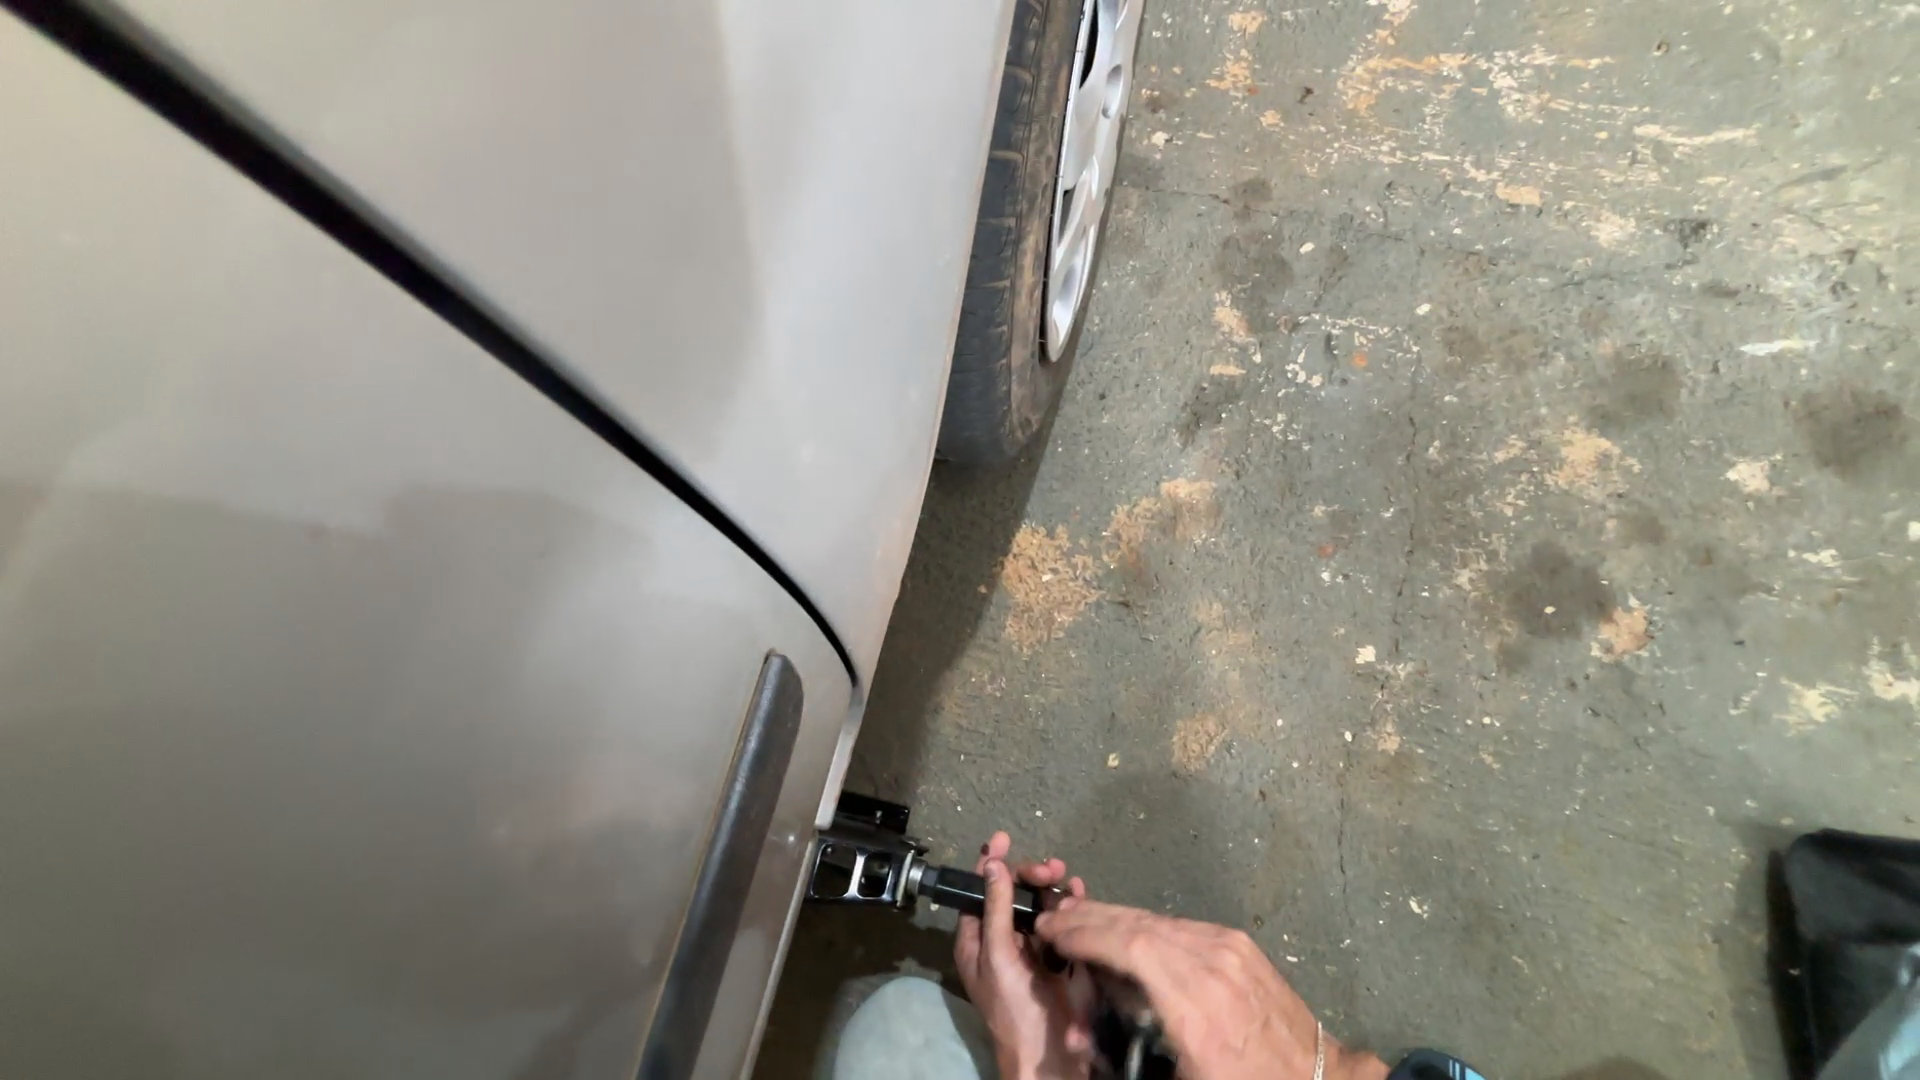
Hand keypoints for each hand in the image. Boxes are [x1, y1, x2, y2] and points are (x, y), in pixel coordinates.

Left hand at [953, 831, 1095, 1079]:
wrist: (1049, 1057)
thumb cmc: (1013, 1007)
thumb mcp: (998, 955)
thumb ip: (995, 908)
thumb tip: (993, 863)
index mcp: (977, 939)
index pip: (980, 890)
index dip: (990, 863)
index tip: (1003, 838)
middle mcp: (1001, 939)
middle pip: (1012, 892)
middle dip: (1029, 875)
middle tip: (1050, 869)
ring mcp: (1030, 947)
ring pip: (1038, 904)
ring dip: (1051, 887)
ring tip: (1066, 877)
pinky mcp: (1056, 956)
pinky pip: (1061, 921)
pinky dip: (1069, 904)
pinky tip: (1079, 893)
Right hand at [1035, 901, 1389, 1079]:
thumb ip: (1129, 1052)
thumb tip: (1081, 1030)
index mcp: (1198, 1007)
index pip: (1132, 947)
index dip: (1087, 934)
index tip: (1052, 930)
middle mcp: (1211, 963)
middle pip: (1138, 925)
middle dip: (1089, 917)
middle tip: (1051, 917)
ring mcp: (1227, 947)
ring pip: (1155, 919)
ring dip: (1111, 917)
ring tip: (1075, 917)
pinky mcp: (1236, 941)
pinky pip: (1177, 925)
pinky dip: (1140, 924)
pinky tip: (1121, 928)